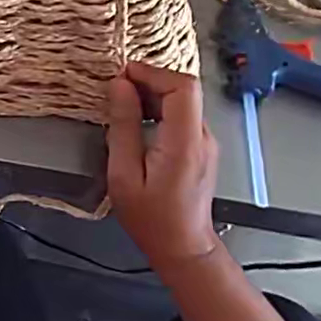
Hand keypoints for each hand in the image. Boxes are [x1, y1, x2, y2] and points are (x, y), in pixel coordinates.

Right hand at [106, 62, 221, 270]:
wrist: (183, 247)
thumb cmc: (151, 218)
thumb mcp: (124, 174)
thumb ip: (123, 127)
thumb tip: (119, 86)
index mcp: (185, 142)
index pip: (182, 87)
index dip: (151, 72)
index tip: (122, 76)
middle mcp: (202, 136)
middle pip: (183, 88)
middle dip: (148, 80)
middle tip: (116, 89)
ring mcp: (205, 140)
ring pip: (182, 99)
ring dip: (152, 93)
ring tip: (122, 103)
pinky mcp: (200, 145)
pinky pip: (181, 113)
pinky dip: (158, 107)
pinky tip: (137, 119)